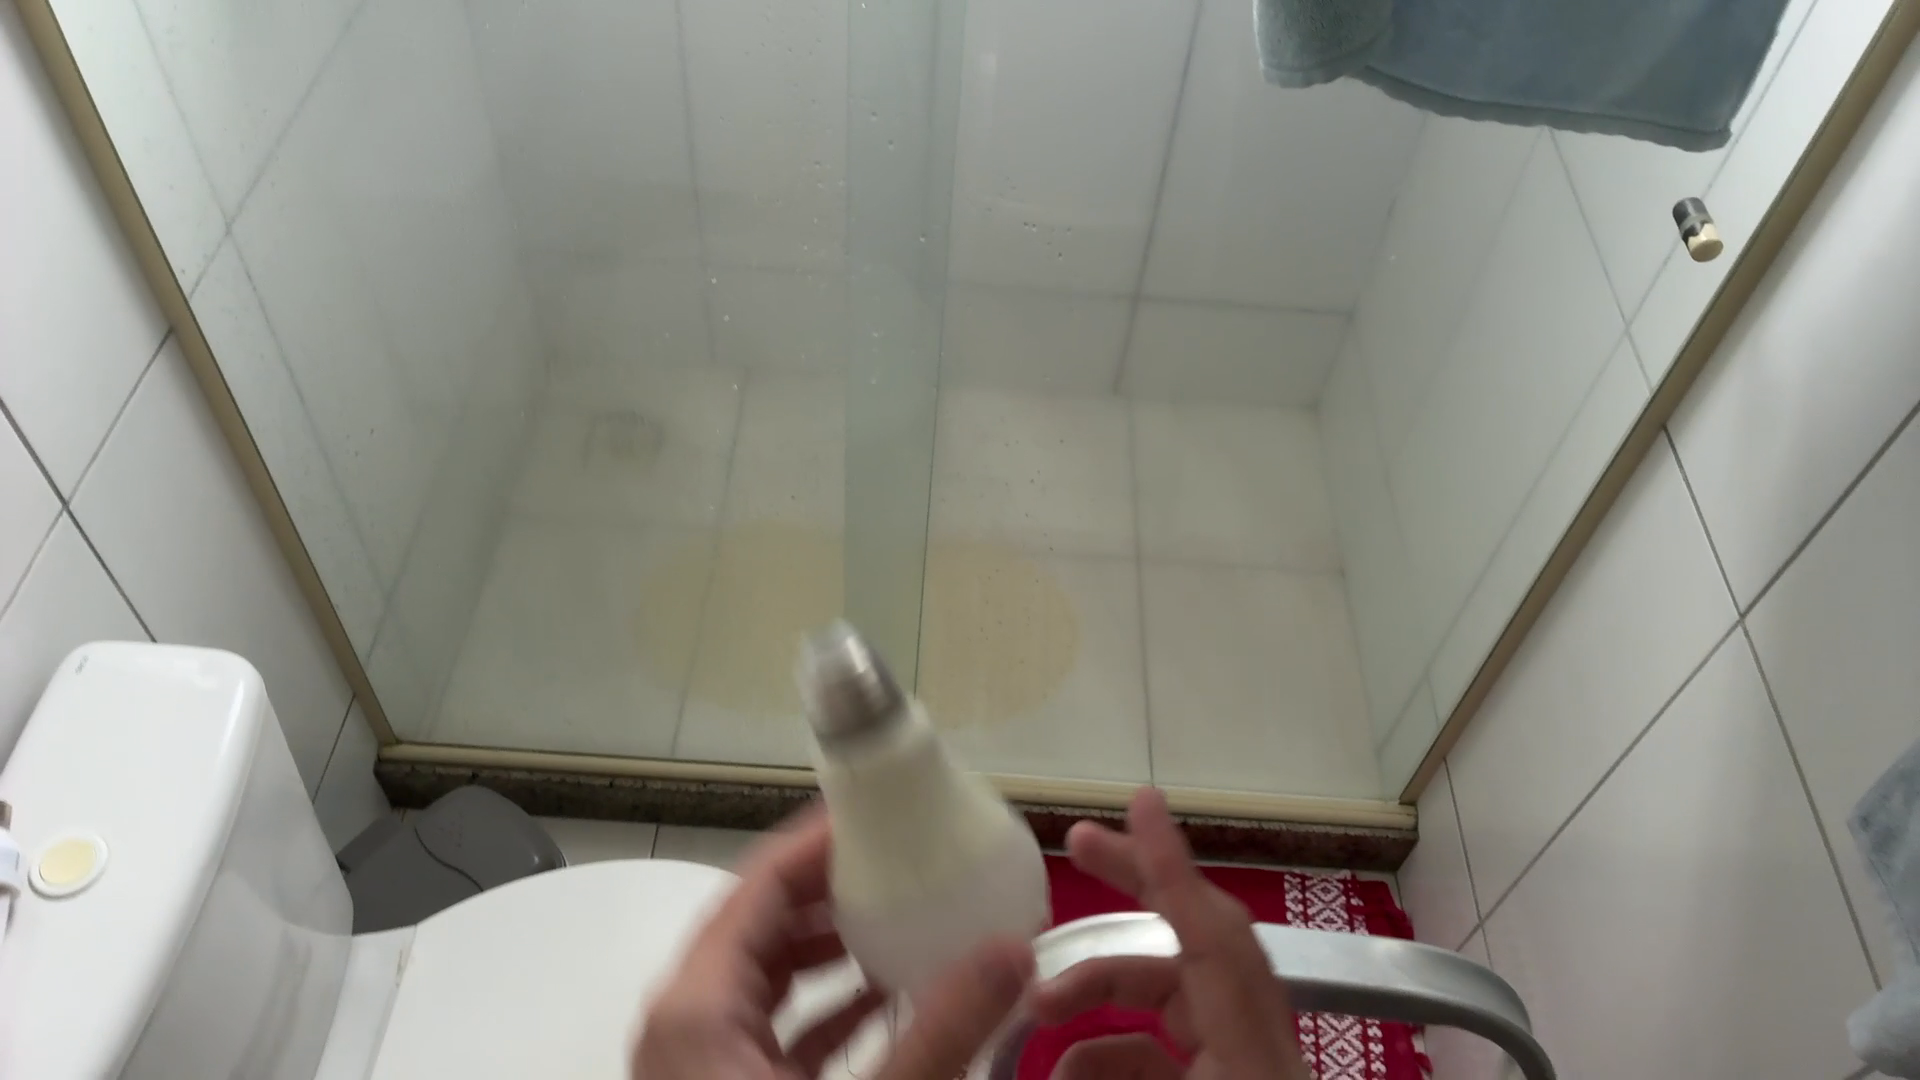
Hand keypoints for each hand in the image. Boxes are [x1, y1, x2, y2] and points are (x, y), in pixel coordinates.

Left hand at [632, 805, 1035, 1079]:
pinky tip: (891, 993)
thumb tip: (1015, 949)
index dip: (822, 836)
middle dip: (838, 882)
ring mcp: (702, 1061)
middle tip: (905, 854)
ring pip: (773, 970)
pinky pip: (781, 1022)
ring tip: (906, 914)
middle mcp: (689, 1022)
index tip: (882, 808)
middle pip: (767, 917)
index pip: (762, 881)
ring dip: (838, 940)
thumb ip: (944, 1030)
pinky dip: (834, 1000)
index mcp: (697, 1007)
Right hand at [1029, 789, 1312, 1079]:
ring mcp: (1242, 1060)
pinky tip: (1065, 1071)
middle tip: (1077, 841)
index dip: (1172, 867)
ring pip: (1167, 990)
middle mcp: (1257, 1045)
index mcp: (1255, 1057)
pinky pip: (1165, 1042)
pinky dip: (1113, 1045)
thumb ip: (1109, 1062)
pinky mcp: (1224, 1075)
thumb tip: (1037, 1019)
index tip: (1142, 801)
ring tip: (1037, 1008)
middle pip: (1196, 933)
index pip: (1215, 940)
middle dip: (1134, 882)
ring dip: (1096, 990)